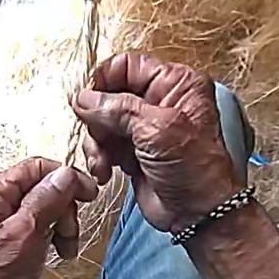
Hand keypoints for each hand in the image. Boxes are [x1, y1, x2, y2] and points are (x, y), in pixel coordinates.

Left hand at [0, 158, 98, 278]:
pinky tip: (57, 251)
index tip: (90, 196)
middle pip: (44, 186)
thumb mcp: (25, 236)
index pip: (37, 166)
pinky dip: (52, 234)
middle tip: (69, 236)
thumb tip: (67, 172)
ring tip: (65, 250)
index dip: (67, 178)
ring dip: (62, 225)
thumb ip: (45, 201)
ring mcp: (1, 214)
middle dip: (64, 209)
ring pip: (46, 205)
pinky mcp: (10, 231)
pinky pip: (39, 222)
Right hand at [71, 52, 245, 231]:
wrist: (197, 213)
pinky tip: (104, 173)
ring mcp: (143, 129)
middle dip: (97, 120)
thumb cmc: (192, 168)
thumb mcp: (156, 129)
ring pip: (101, 123)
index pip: (127, 66)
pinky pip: (103, 146)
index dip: (103, 81)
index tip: (86, 102)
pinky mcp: (131, 153)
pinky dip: (98, 159)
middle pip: (108, 96)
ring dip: (95, 144)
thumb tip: (81, 97)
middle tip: (99, 140)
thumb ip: (118, 109)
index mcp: (173, 84)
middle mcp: (158, 101)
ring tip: (102, 164)